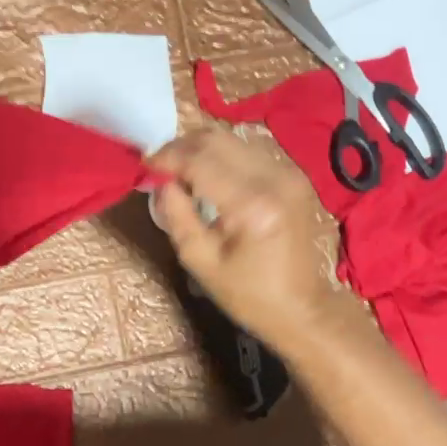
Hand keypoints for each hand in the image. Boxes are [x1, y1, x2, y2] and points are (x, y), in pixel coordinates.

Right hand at [150, 128, 346, 342]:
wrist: (301, 306)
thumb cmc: (248, 294)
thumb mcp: (200, 261)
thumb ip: (177, 216)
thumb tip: (160, 182)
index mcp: (251, 205)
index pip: (200, 160)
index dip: (167, 158)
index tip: (144, 167)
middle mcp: (274, 178)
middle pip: (217, 139)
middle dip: (181, 147)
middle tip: (159, 166)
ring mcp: (289, 172)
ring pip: (233, 139)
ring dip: (201, 149)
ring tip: (179, 170)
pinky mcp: (293, 175)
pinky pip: (249, 151)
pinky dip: (222, 156)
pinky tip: (207, 176)